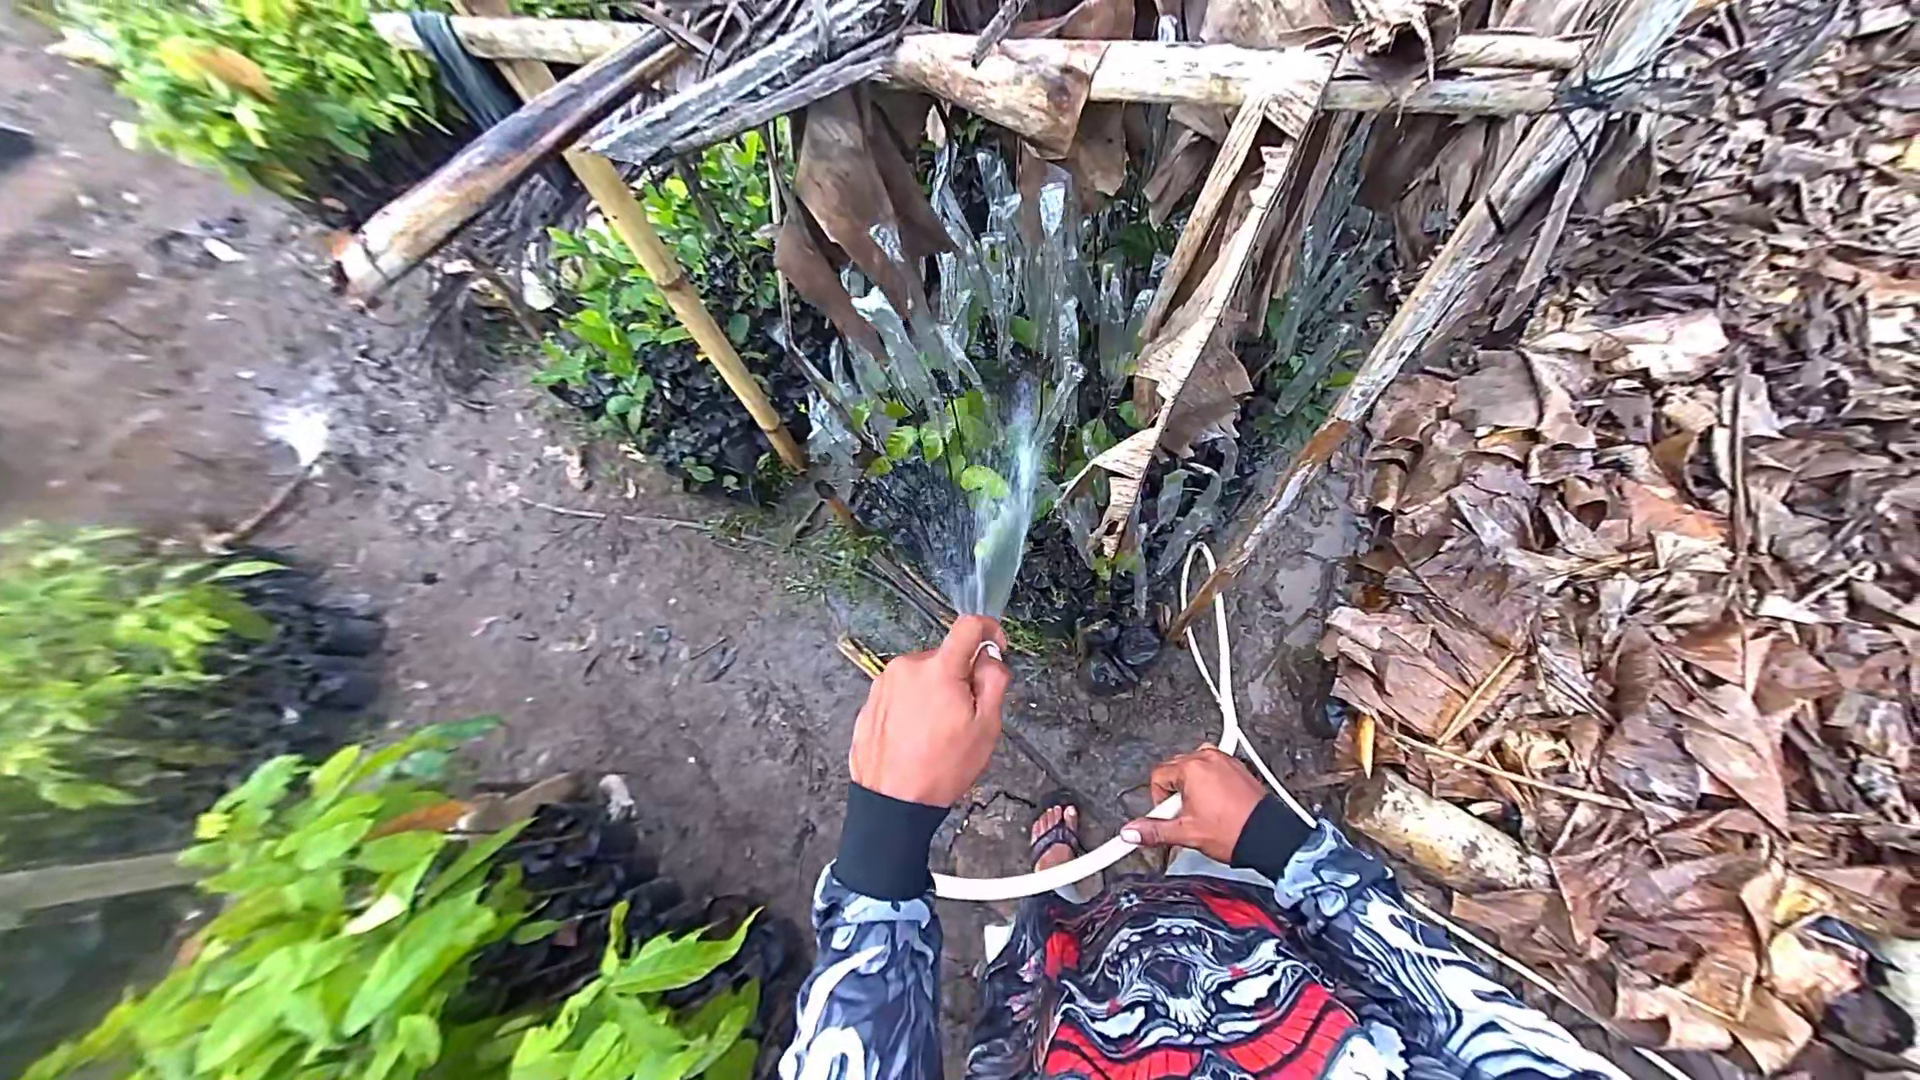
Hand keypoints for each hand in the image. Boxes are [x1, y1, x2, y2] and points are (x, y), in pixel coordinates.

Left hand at [849, 615, 1010, 806]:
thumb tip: (990, 657)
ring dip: (936, 692)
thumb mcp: (986, 727)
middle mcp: (908, 667)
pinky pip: (904, 690)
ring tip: (935, 731)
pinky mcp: (873, 698)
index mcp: (939, 670)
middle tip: (963, 715)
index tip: (995, 645)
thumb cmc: (939, 770)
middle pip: (946, 657)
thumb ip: (994, 681)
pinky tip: (917, 734)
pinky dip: (915, 705)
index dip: (989, 630)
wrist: (891, 802)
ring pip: (925, 674)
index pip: (968, 626)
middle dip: (960, 677)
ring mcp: (886, 682)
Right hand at [1120, 745, 1265, 862]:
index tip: (1170, 814)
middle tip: (1187, 814)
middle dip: (1175, 792)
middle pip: (1174, 769)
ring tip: (1203, 809)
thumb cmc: (1235, 833)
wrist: (1271, 839)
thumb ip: (1154, 830)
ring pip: (1193, 767)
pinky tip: (1217, 803)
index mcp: (1191, 768)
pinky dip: (1210, 781)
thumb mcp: (1187, 834)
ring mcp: (1224, 761)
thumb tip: (1131, 832)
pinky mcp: (1237, 767)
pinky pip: (1213, 768)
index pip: (1158, 776)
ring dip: (1192, 784)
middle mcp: (1207, 757)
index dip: (1159, 799)